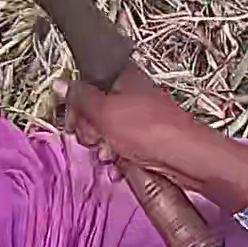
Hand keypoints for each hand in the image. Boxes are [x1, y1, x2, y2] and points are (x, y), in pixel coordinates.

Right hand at [58, 76, 247, 213]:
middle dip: (91, 130)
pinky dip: (118, 159)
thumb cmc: (149, 131)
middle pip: (96, 111)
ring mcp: (142, 118)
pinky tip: (119, 168)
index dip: (77, 105)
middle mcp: (133, 95)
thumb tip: (60, 84)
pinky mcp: (149, 140)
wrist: (187, 160)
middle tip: (95, 139)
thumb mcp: (105, 112)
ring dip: (103, 148)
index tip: (74, 121)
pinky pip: (123, 148)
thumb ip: (80, 98)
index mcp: (123, 78)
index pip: (87, 85)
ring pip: (108, 132)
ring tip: (110, 156)